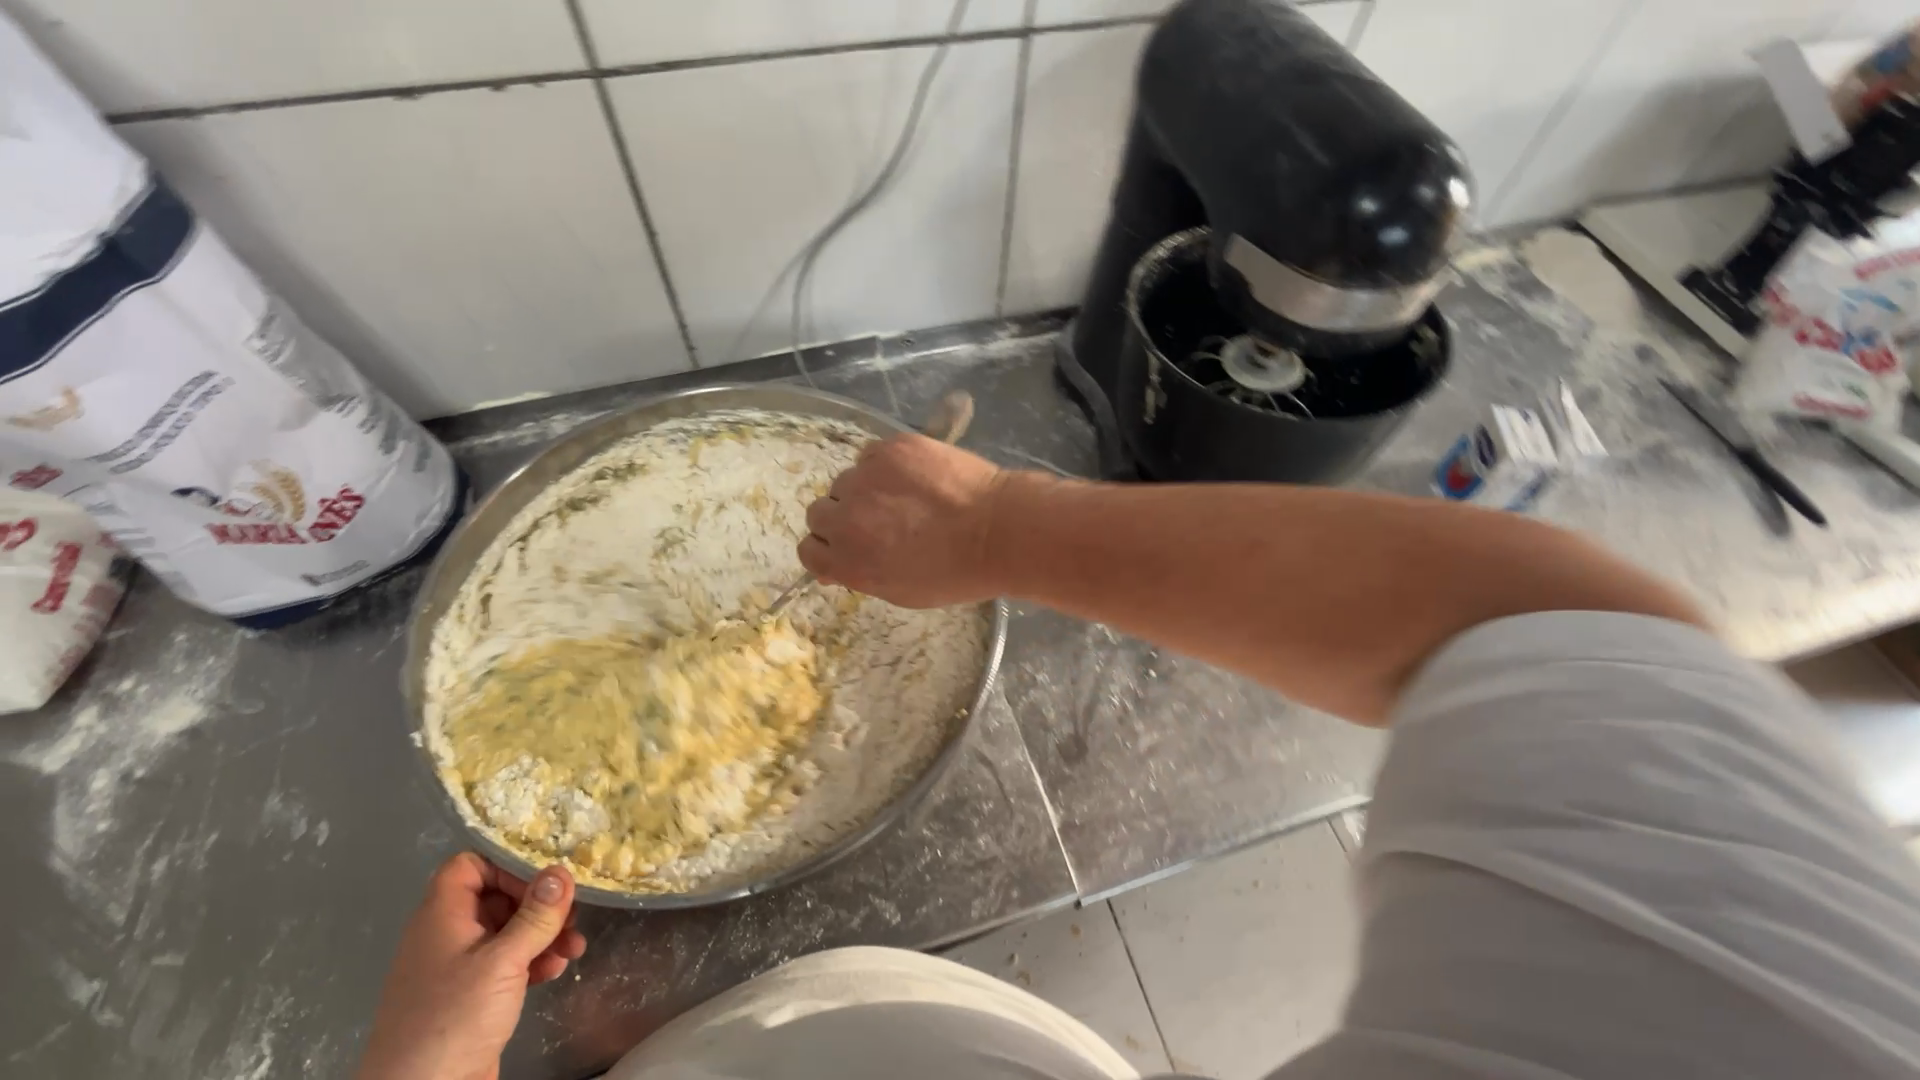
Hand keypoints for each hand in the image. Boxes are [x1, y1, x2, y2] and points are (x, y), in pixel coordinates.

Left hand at [356, 855, 587, 1079]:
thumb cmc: (454, 1017)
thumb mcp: (502, 961)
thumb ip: (535, 915)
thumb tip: (561, 870)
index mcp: (442, 916)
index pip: (470, 866)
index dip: (506, 866)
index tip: (544, 882)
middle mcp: (448, 935)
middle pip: (497, 898)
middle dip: (538, 905)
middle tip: (572, 916)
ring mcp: (459, 968)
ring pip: (508, 932)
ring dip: (543, 935)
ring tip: (573, 948)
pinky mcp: (472, 997)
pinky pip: (507, 963)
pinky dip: (533, 961)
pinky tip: (555, 971)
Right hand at [799, 434, 1011, 607]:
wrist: (997, 532)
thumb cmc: (955, 573)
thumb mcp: (901, 591)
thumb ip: (861, 575)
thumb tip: (839, 565)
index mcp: (846, 560)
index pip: (809, 549)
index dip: (828, 547)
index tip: (848, 545)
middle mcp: (845, 518)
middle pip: (821, 512)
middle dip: (844, 517)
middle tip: (878, 520)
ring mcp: (866, 478)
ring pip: (848, 480)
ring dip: (866, 489)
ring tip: (904, 496)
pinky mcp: (891, 449)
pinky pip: (873, 454)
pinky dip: (888, 465)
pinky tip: (917, 476)